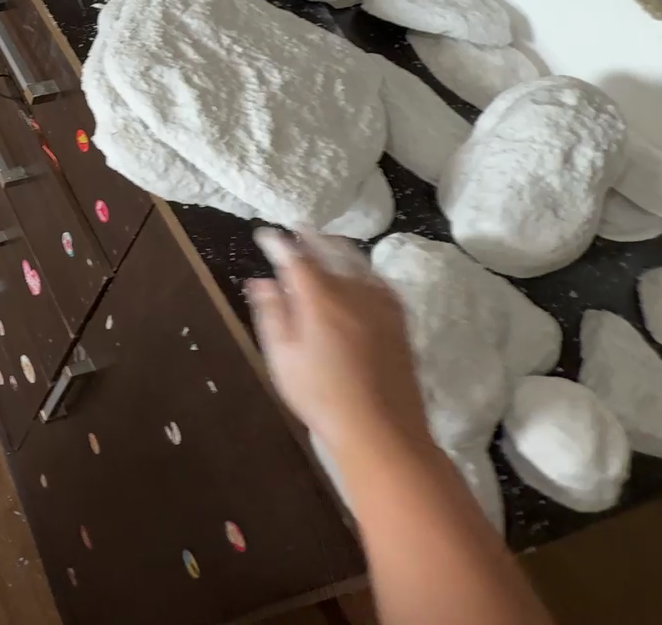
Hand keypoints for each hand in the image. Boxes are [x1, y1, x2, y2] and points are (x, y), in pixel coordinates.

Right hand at [246, 227, 429, 458]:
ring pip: (358, 265)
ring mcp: (381, 308)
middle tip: (296, 229)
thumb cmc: (320, 394)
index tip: (263, 234)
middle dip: (311, 238)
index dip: (278, 244)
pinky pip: (381, 283)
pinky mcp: (400, 323)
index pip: (295, 259)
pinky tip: (361, 274)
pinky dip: (364, 270)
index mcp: (320, 300)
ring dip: (338, 249)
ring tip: (324, 242)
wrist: (381, 431)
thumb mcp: (282, 356)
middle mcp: (353, 295)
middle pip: (331, 254)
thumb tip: (261, 282)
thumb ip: (271, 313)